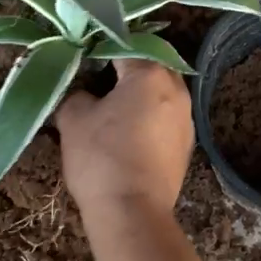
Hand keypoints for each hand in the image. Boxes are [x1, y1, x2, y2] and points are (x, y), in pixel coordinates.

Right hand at [55, 60, 193, 215]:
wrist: (133, 213)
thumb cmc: (102, 158)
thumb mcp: (74, 120)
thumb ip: (77, 94)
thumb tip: (83, 93)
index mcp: (151, 74)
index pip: (124, 47)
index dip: (100, 50)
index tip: (82, 59)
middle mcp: (177, 89)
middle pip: (149, 65)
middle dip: (125, 69)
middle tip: (97, 79)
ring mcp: (187, 117)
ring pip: (160, 91)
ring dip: (139, 93)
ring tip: (111, 107)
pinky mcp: (187, 143)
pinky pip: (166, 115)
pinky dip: (149, 115)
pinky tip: (128, 131)